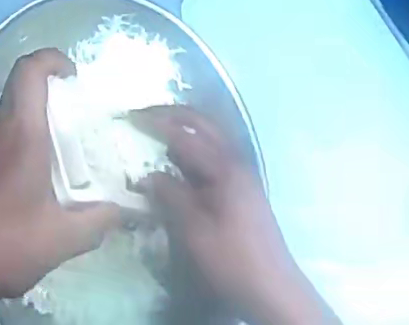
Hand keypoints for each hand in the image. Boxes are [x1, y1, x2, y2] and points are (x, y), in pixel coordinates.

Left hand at [0, 48, 122, 300]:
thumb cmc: (1, 239)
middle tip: (79, 120)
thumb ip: (96, 221)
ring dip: (35, 123)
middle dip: (51, 96)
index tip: (74, 75)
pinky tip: (32, 180)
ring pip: (9, 115)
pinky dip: (19, 143)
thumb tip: (124, 210)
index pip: (29, 69)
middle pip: (21, 90)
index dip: (51, 59)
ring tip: (62, 154)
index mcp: (20, 129)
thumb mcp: (59, 238)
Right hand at [135, 106, 336, 324]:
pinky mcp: (242, 186)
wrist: (277, 294)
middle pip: (202, 123)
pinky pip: (214, 151)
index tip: (130, 117)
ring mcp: (242, 173)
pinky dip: (193, 145)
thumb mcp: (195, 230)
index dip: (155, 122)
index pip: (184, 133)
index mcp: (224, 167)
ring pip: (210, 135)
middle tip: (144, 115)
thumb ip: (170, 195)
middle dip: (171, 114)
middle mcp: (235, 161)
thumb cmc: (234, 261)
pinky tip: (178, 158)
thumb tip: (148, 175)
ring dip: (184, 127)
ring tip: (157, 130)